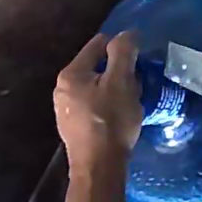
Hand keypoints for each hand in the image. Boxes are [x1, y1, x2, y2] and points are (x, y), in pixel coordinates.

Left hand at [55, 32, 142, 176]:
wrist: (99, 168)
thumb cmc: (111, 121)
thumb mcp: (122, 82)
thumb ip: (123, 53)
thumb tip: (127, 33)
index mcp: (71, 73)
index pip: (99, 44)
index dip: (122, 48)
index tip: (139, 62)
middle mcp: (62, 88)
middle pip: (97, 66)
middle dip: (119, 72)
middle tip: (136, 86)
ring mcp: (65, 109)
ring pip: (97, 86)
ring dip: (115, 90)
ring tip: (131, 103)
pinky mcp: (73, 126)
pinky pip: (94, 105)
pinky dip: (108, 106)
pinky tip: (119, 118)